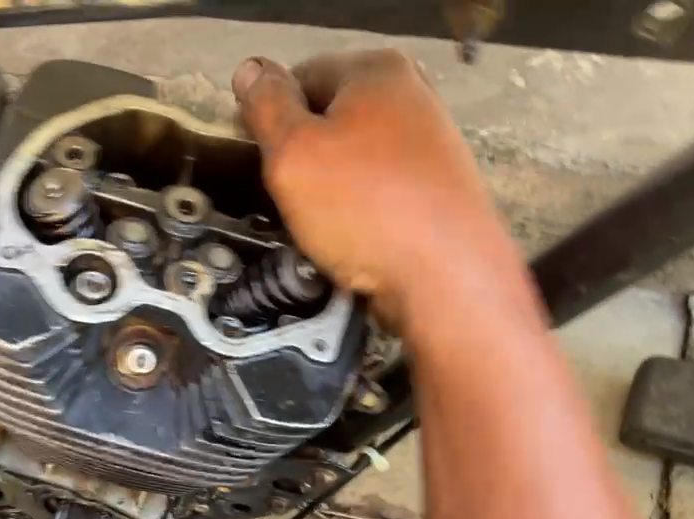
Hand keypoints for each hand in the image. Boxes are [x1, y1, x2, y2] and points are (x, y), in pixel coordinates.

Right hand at [233, 51, 528, 331]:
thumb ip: (266, 109)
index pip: (299, 78)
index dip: (269, 118)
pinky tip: (350, 239)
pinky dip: (356, 212)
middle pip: (329, 119)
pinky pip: (377, 192)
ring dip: (326, 191)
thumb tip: (250, 69)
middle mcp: (410, 96)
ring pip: (352, 160)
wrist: (443, 274)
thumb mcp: (292, 155)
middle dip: (301, 158)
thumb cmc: (363, 208)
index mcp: (375, 71)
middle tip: (284, 200)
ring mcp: (428, 144)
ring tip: (316, 227)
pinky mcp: (435, 190)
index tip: (256, 161)